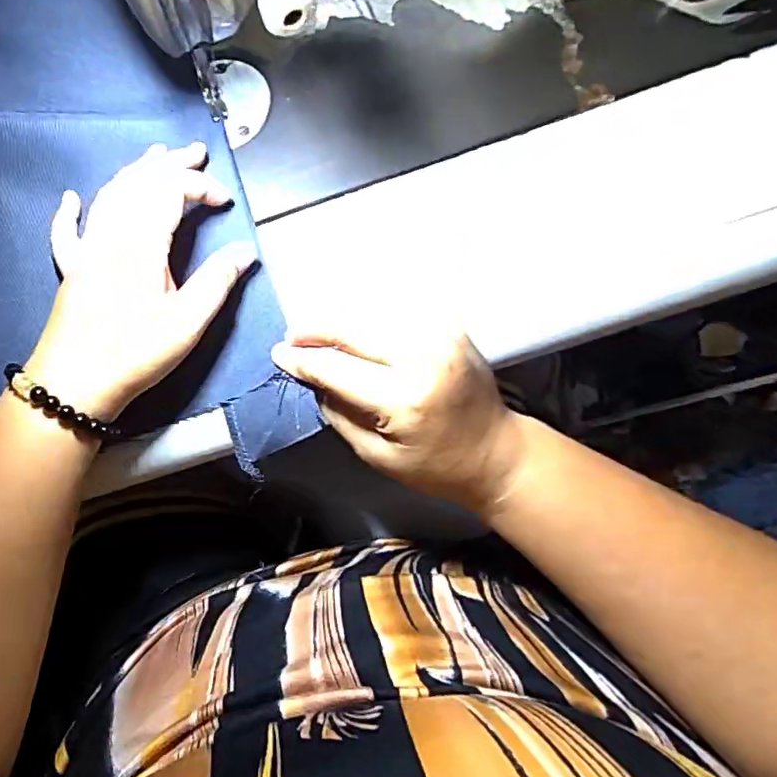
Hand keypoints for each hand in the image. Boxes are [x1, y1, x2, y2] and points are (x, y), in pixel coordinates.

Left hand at [24, 142, 257, 421]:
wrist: (75, 383)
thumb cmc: (134, 353)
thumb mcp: (187, 323)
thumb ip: (216, 281)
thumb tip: (245, 251)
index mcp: (140, 243)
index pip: (170, 192)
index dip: (200, 186)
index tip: (224, 201)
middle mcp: (109, 235)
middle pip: (139, 183)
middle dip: (170, 164)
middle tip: (195, 152)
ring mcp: (86, 251)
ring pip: (108, 196)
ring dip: (133, 172)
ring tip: (154, 156)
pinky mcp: (71, 270)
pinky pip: (67, 232)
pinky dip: (70, 211)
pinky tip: (72, 198)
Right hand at [271, 323, 528, 516]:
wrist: (497, 453)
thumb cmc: (435, 466)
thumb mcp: (377, 455)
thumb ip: (340, 413)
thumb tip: (314, 379)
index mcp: (404, 398)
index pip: (338, 369)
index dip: (304, 360)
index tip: (279, 354)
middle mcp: (424, 357)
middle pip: (355, 329)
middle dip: (318, 329)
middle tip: (293, 336)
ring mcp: (442, 336)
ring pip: (376, 312)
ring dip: (344, 317)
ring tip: (320, 329)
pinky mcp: (452, 328)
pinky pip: (402, 310)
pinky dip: (374, 312)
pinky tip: (357, 321)